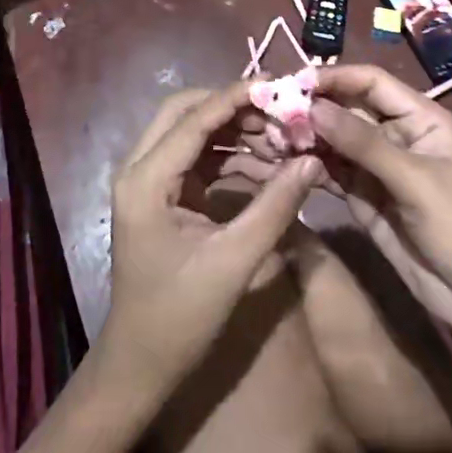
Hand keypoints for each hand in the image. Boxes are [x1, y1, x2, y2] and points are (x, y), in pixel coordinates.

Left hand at [103, 85, 320, 391]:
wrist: (139, 366)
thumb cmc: (179, 317)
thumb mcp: (233, 262)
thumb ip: (274, 207)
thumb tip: (312, 161)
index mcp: (146, 180)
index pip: (194, 119)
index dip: (237, 97)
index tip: (280, 87)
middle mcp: (140, 169)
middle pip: (186, 112)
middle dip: (234, 107)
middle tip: (280, 112)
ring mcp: (150, 181)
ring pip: (194, 132)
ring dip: (235, 132)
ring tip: (282, 141)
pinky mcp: (164, 196)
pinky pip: (199, 158)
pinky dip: (230, 156)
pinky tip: (267, 168)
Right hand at [239, 65, 451, 330]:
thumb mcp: (417, 182)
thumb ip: (365, 144)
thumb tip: (314, 106)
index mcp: (421, 118)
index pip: (372, 83)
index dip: (335, 78)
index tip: (294, 83)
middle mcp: (397, 136)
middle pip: (349, 109)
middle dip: (313, 108)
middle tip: (271, 114)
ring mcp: (378, 169)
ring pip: (336, 141)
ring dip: (307, 137)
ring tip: (271, 137)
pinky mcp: (364, 199)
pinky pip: (333, 173)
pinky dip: (311, 166)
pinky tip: (284, 163)